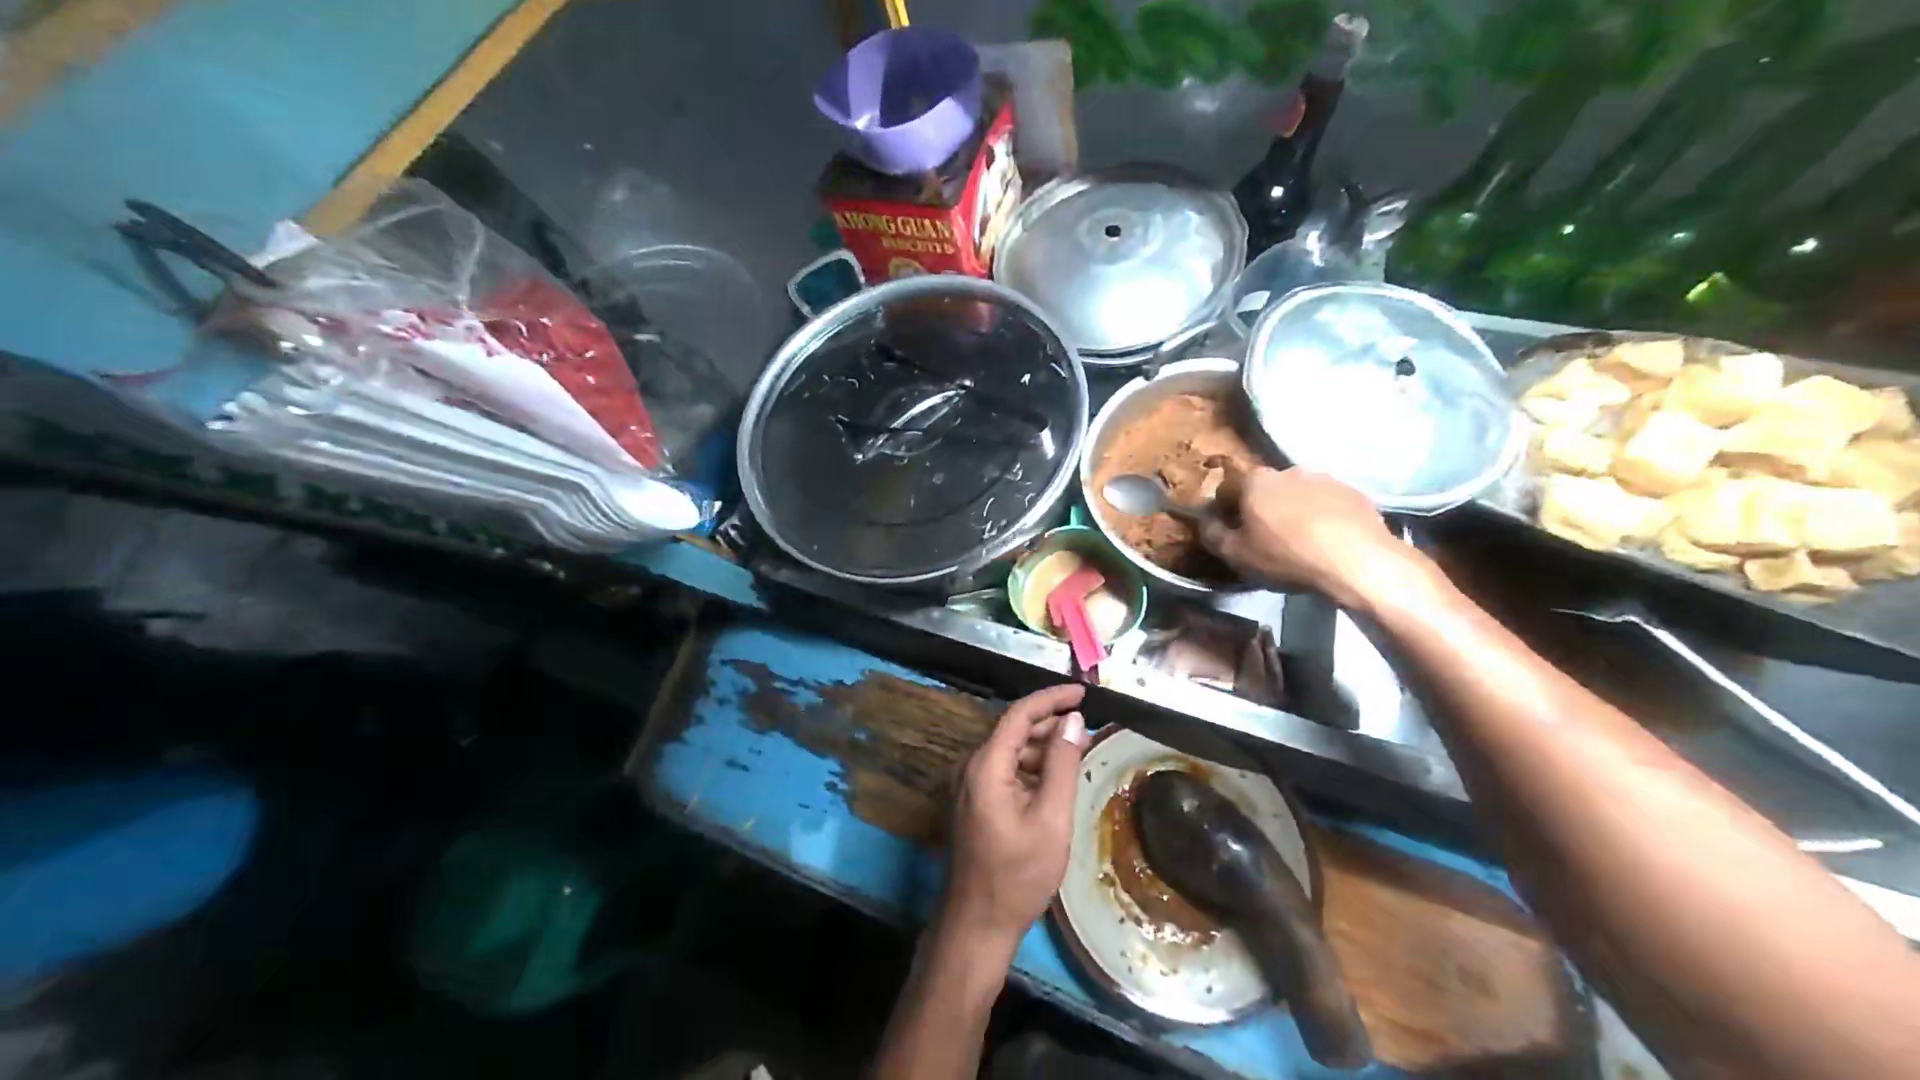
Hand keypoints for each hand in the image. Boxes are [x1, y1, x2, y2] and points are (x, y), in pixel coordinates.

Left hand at [942, 684, 1089, 947]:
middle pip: (1014, 730)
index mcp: (987, 765)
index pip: (1019, 714)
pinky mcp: (977, 802)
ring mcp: (972, 785)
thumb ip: (1063, 765)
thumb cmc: (1018, 874)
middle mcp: (973, 767)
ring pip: (1012, 751)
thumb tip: (1074, 721)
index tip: (1083, 691)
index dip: (1051, 697)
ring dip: (1044, 747)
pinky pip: (1007, 771)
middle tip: (1089, 726)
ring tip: (1080, 751)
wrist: (978, 923)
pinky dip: (1034, 768)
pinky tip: (1058, 778)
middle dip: (1051, 723)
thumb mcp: (1051, 818)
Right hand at [1200, 467, 1414, 608]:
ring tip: (1301, 541)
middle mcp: (1288, 471)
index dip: (1225, 510)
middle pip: (1266, 489)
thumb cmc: (1285, 555)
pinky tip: (1327, 541)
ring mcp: (1325, 479)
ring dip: (1295, 511)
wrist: (1356, 560)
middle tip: (1266, 538)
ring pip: (1299, 495)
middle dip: (1262, 508)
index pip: (1229, 488)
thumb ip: (1213, 535)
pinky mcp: (1354, 493)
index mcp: (1255, 481)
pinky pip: (1329, 504)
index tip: (1230, 531)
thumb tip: (1204, 521)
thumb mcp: (1236, 555)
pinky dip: (1323, 517)